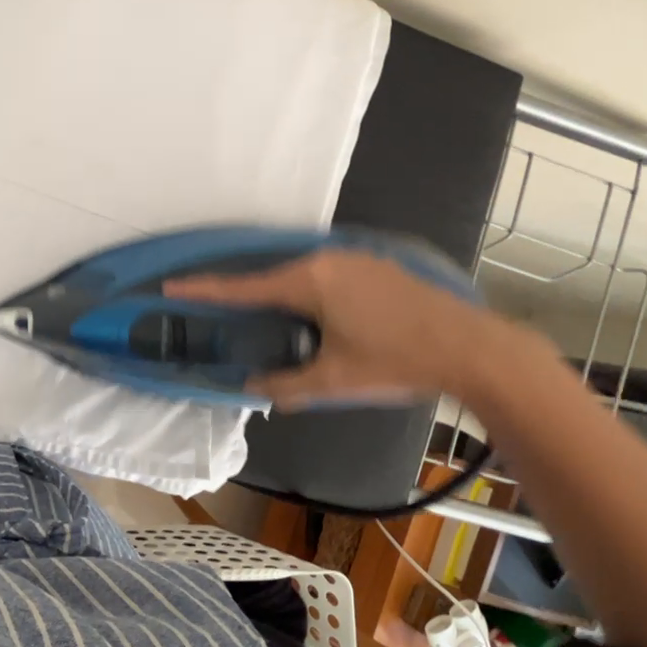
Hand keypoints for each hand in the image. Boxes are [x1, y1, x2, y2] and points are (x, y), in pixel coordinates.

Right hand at [164, 250, 539, 406]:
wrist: (476, 350)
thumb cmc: (397, 362)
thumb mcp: (334, 381)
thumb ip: (285, 385)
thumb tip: (253, 387)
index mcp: (310, 281)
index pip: (244, 287)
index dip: (204, 290)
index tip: (170, 288)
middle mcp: (328, 260)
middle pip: (272, 278)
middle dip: (245, 297)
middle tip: (221, 315)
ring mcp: (357, 259)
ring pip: (301, 277)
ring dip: (281, 298)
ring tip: (269, 323)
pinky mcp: (379, 267)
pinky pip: (326, 277)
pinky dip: (308, 295)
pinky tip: (316, 318)